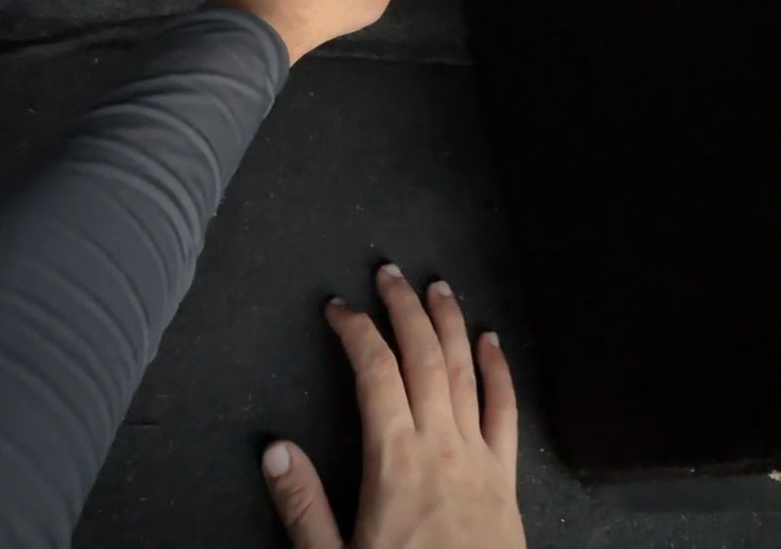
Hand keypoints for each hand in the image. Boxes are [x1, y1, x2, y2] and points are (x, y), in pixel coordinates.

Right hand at [261, 265, 525, 548]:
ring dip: (450, 322)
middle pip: (423, 354)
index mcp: (395, 459)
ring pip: (465, 369)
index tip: (337, 308)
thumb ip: (304, 508)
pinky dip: (498, 369)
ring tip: (438, 286)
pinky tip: (491, 341)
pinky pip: (506, 410)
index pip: (374, 370)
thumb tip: (275, 449)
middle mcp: (440, 443)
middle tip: (388, 272)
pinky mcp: (506, 476)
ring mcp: (478, 456)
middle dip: (403, 307)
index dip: (355, 329)